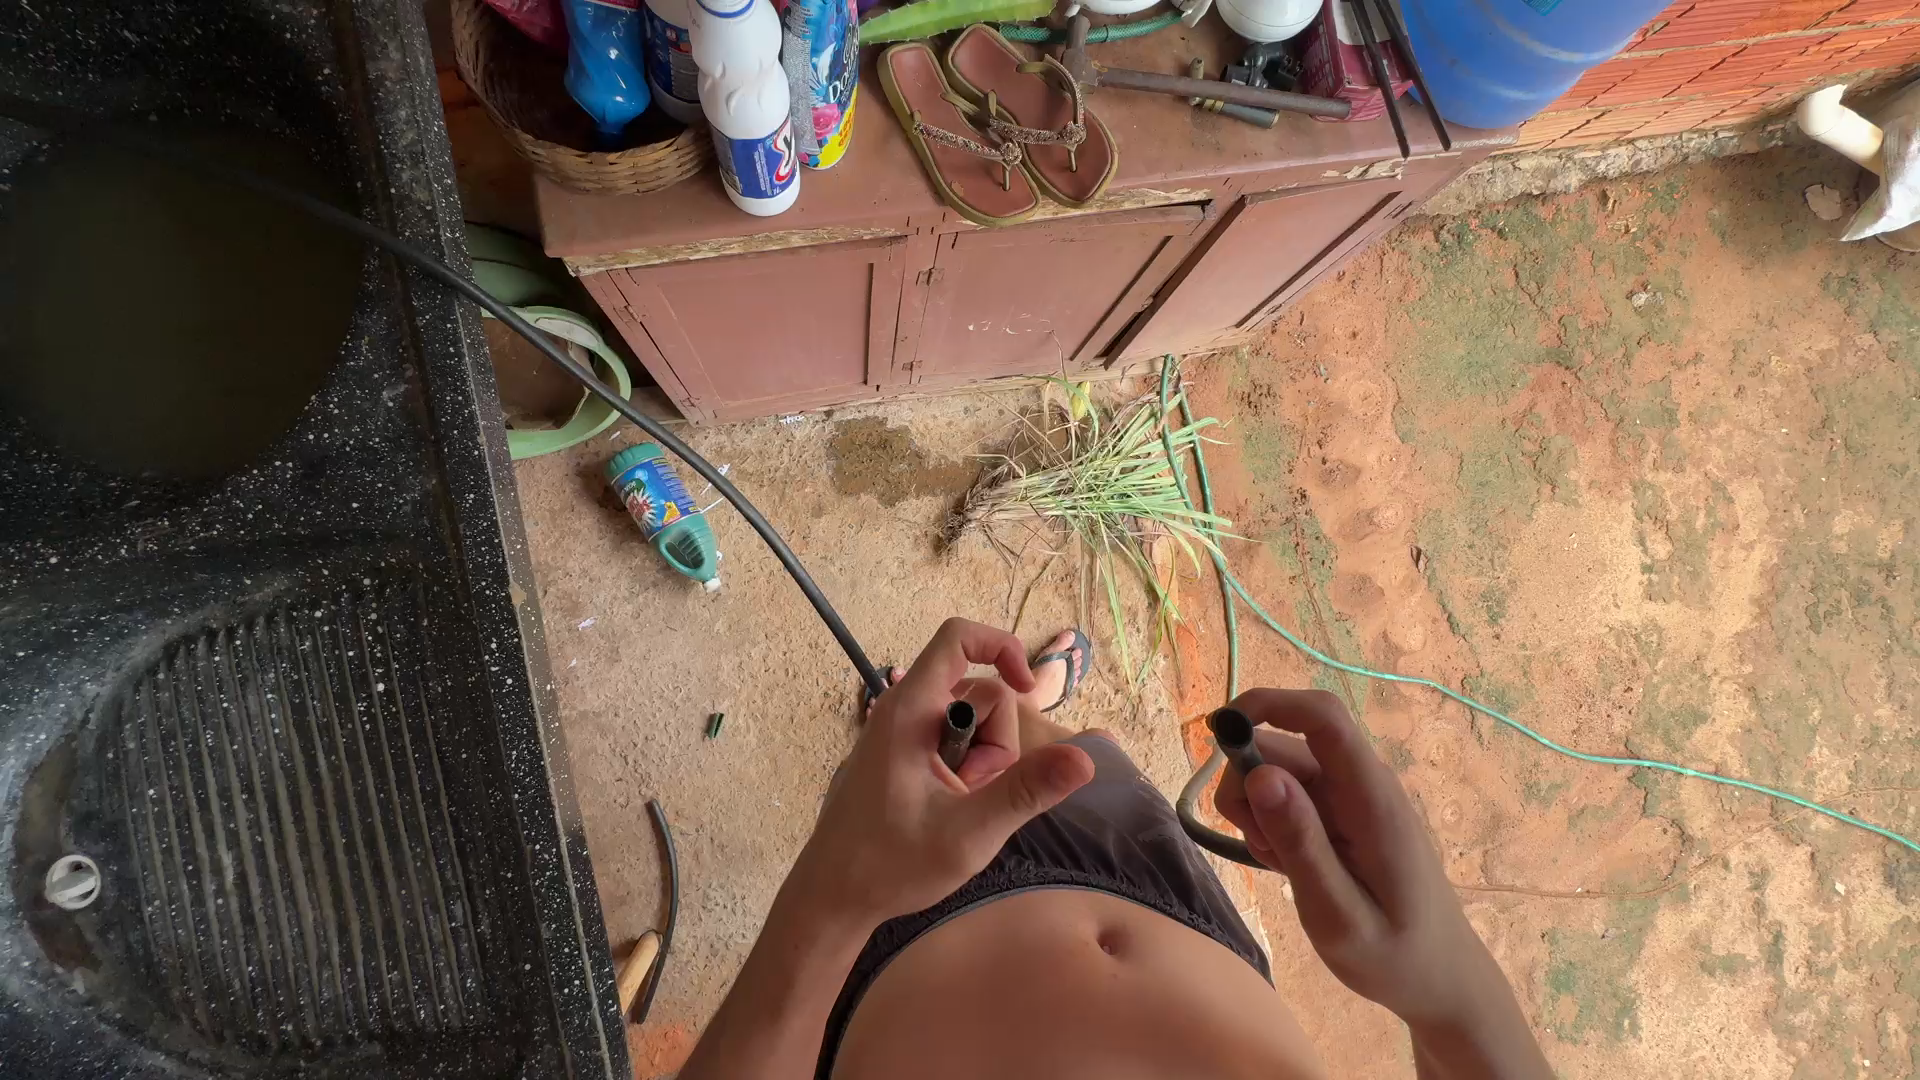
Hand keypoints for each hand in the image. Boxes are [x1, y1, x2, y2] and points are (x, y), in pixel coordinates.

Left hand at [792, 618, 1095, 928]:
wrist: (833, 896)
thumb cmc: (892, 864)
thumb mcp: (970, 832)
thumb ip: (1027, 790)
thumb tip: (1085, 758)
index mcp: (912, 709)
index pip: (958, 637)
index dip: (1001, 647)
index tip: (1029, 688)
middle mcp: (906, 707)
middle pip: (981, 691)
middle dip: (997, 740)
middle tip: (975, 793)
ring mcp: (905, 728)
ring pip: (973, 718)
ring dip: (984, 758)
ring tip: (960, 804)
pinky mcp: (906, 749)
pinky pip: (956, 737)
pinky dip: (969, 765)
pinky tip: (953, 803)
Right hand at [1212, 689, 1510, 1028]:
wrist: (1439, 981)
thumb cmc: (1395, 957)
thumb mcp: (1339, 916)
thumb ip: (1301, 844)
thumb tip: (1259, 774)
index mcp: (1371, 797)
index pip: (1322, 715)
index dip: (1268, 703)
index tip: (1219, 730)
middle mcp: (1357, 781)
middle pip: (1278, 745)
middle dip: (1246, 784)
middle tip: (1255, 845)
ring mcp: (1345, 793)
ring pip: (1271, 768)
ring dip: (1255, 809)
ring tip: (1279, 864)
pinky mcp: (1334, 808)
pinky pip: (1281, 792)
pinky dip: (1268, 821)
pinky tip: (1288, 862)